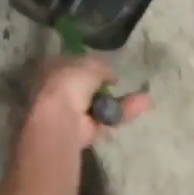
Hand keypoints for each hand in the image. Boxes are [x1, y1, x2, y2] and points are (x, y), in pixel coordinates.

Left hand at [21, 56, 151, 152]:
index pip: (68, 65)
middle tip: (121, 81)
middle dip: (103, 85)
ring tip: (144, 95)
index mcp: (49, 69)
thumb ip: (101, 68)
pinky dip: (124, 112)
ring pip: (97, 104)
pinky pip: (106, 118)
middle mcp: (57, 89)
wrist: (61, 118)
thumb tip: (111, 75)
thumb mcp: (88, 66)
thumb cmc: (68, 83)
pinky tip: (144, 103)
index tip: (104, 66)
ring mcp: (70, 111)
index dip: (86, 65)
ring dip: (119, 100)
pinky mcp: (85, 129)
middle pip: (83, 87)